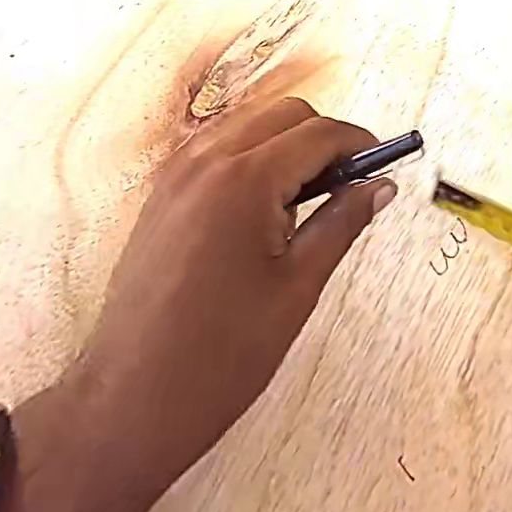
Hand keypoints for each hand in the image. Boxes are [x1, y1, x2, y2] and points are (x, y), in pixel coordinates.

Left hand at [7, 98, 398, 511]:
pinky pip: (219, 145)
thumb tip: (380, 187)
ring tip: (305, 197)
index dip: (358, 142)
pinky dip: (252, 154)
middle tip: (346, 183)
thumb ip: (342, 222)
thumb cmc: (221, 355)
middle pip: (285, 112)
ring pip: (251, 121)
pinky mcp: (163, 187)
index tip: (381, 162)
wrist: (130, 398)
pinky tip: (263, 203)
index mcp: (244, 180)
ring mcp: (178, 170)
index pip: (318, 133)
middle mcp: (207, 159)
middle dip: (324, 136)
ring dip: (287, 141)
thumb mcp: (297, 287)